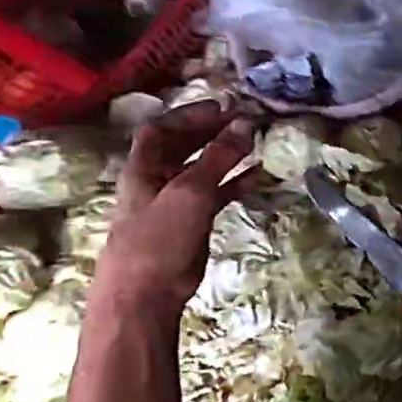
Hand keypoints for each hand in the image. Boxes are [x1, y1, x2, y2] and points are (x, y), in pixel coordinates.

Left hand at [93, 102, 253, 318]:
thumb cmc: (159, 238)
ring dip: (226, 154)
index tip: (222, 107)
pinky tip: (259, 176)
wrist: (145, 294)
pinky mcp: (192, 221)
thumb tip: (245, 123)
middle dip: (211, 130)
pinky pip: (217, 193)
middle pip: (183, 145)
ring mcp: (175, 201)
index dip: (188, 114)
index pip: (161, 128)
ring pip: (202, 168)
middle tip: (245, 121)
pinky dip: (236, 182)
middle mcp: (156, 179)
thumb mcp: (190, 191)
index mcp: (143, 167)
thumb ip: (218, 156)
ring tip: (255, 142)